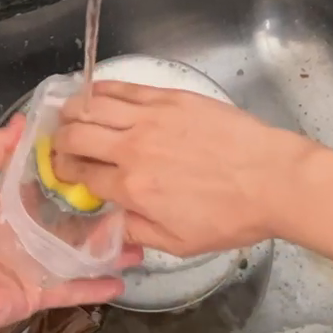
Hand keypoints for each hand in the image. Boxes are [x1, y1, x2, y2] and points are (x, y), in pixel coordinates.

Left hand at [0, 116, 136, 332]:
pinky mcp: (38, 293)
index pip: (43, 186)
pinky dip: (95, 287)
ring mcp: (32, 265)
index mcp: (6, 204)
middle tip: (128, 204)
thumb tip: (21, 120)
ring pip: (76, 256)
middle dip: (96, 215)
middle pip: (66, 222)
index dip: (69, 175)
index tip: (99, 162)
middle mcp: (22, 233)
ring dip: (105, 251)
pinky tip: (123, 280)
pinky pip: (72, 289)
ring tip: (137, 244)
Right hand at [52, 79, 315, 256]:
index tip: (64, 173)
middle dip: (60, 142)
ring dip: (72, 111)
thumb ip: (136, 233)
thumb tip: (106, 226)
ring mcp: (149, 118)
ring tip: (70, 116)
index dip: (66, 173)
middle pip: (76, 136)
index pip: (82, 175)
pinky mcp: (167, 97)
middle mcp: (132, 149)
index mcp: (133, 188)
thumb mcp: (180, 244)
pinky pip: (121, 88)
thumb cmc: (230, 216)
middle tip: (61, 145)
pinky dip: (99, 89)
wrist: (272, 179)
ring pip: (91, 106)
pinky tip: (93, 94)